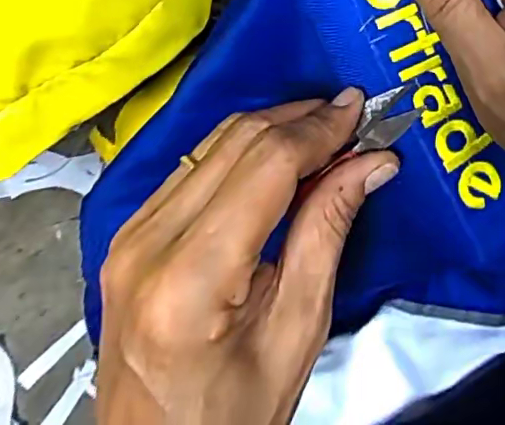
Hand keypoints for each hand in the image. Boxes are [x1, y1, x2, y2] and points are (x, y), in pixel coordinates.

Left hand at [96, 96, 399, 424]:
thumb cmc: (234, 409)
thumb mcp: (300, 323)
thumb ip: (330, 226)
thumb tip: (374, 160)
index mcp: (191, 278)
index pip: (269, 164)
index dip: (323, 128)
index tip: (364, 110)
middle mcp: (148, 247)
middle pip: (240, 140)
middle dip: (306, 117)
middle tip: (355, 116)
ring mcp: (130, 238)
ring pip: (217, 141)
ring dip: (280, 124)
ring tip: (328, 131)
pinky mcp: (130, 236)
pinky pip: (199, 162)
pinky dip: (250, 145)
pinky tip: (286, 154)